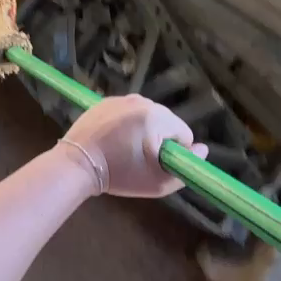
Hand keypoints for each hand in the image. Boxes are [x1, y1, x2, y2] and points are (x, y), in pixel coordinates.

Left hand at [58, 94, 202, 197]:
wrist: (78, 162)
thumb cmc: (120, 173)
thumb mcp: (158, 182)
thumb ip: (185, 168)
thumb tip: (202, 150)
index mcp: (156, 116)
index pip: (183, 133)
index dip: (176, 153)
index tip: (157, 164)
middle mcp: (141, 100)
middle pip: (166, 122)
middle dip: (160, 140)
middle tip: (141, 159)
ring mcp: (121, 98)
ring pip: (147, 116)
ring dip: (144, 131)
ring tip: (126, 149)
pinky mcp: (105, 101)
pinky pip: (128, 113)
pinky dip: (127, 124)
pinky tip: (115, 139)